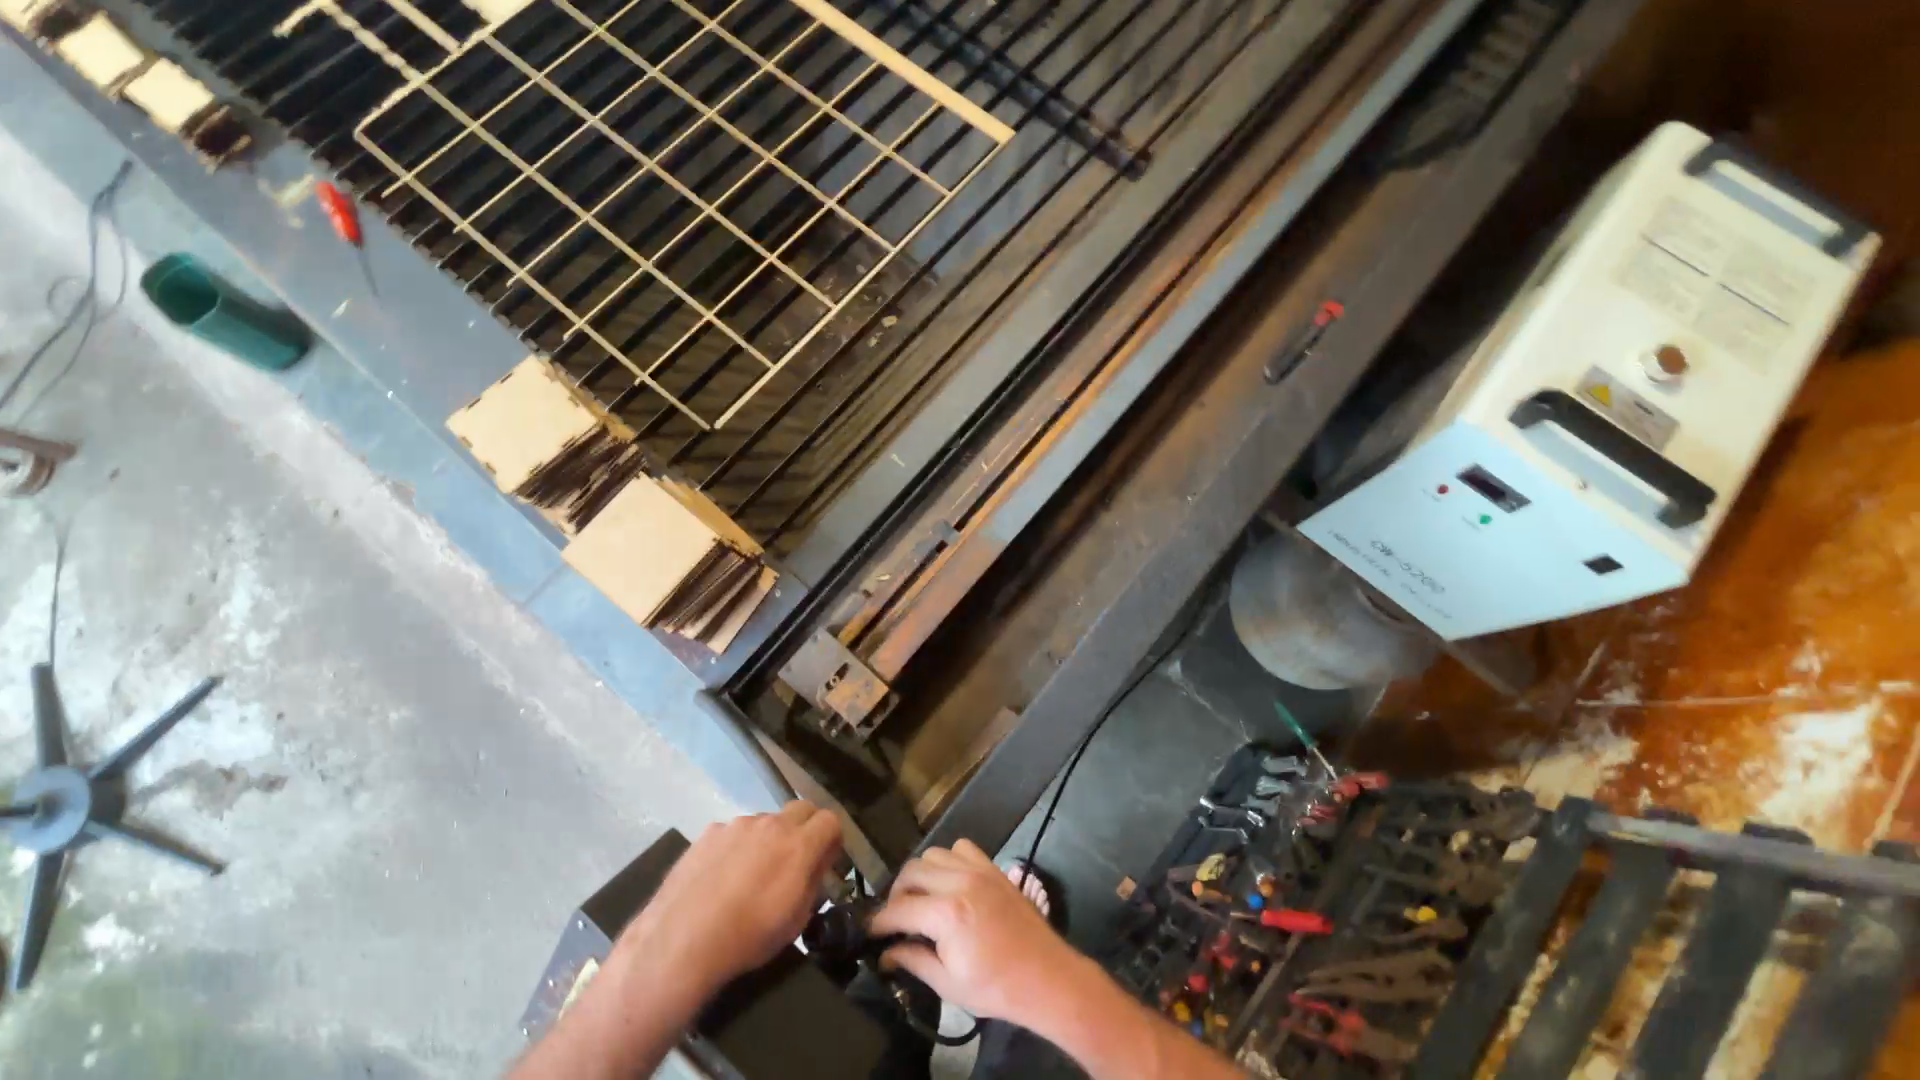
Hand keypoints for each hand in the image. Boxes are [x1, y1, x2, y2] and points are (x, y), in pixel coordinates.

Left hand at [613, 802, 844, 997]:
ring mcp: (736, 825)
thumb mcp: (797, 920)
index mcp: (798, 845)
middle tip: (795, 860)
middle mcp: (770, 825)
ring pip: (765, 821)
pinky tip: (721, 877)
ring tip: (751, 874)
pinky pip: (734, 832)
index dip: (831, 839)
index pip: (830, 820)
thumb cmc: (748, 937)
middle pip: (801, 809)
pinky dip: (737, 847)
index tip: (824, 860)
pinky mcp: (708, 832)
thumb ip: (814, 882)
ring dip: (769, 838)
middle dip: (805, 828)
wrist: (681, 942)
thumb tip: (819, 864)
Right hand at [869, 840, 1090, 1022]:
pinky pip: (962, 848)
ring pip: (934, 854)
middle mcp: (960, 882)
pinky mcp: (994, 869)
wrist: (1046, 977)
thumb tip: (885, 953)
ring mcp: (979, 871)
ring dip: (921, 874)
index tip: (869, 932)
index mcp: (947, 914)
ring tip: (921, 900)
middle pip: (911, 872)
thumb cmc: (997, 988)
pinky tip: (949, 884)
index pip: (898, 909)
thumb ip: (913, 961)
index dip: (879, 922)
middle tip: (896, 919)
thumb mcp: (948, 983)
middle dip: (896, 894)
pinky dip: (949, 860)